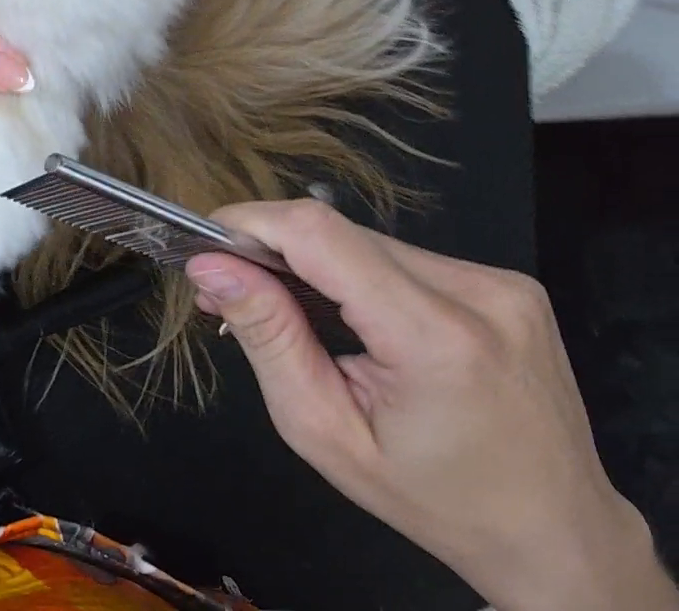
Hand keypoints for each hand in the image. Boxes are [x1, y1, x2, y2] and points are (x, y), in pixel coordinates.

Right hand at [186, 201, 675, 610]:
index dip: (247, 224)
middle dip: (267, 252)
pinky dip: (350, 274)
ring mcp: (502, 284)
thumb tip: (207, 267)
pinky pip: (396, 256)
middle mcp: (480, 292)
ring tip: (287, 317)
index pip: (318, 232)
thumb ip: (266, 337)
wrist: (556, 533)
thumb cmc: (427, 496)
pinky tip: (343, 317)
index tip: (203, 254)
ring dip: (308, 264)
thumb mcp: (319, 428)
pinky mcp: (506, 285)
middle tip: (229, 301)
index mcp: (436, 336)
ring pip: (362, 240)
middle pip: (336, 232)